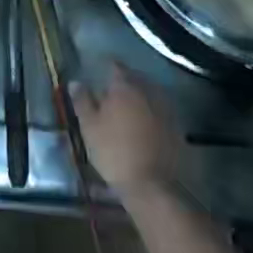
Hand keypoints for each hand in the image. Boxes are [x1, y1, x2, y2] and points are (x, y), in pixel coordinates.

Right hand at [71, 62, 173, 192]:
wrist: (152, 187)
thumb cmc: (114, 151)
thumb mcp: (89, 126)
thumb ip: (82, 101)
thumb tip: (75, 82)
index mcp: (125, 86)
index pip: (115, 66)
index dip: (106, 67)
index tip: (98, 73)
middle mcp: (148, 91)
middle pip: (135, 78)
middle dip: (124, 82)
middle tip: (111, 93)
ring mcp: (165, 110)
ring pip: (150, 94)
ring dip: (140, 97)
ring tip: (128, 109)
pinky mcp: (177, 129)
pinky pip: (161, 112)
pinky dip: (152, 114)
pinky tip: (144, 125)